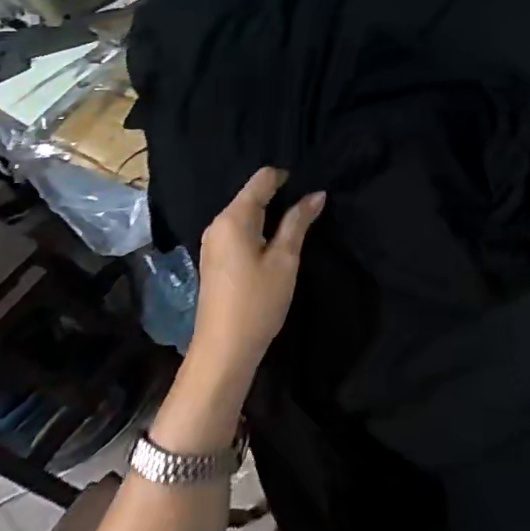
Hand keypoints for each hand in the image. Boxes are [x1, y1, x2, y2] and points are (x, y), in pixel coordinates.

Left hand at [191, 167, 325, 378]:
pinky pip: (240, 230)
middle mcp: (218, 223)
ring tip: (299, 223)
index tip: (311, 186)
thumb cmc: (257, 302)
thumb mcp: (285, 259)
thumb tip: (316, 193)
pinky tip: (277, 243)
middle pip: (253, 194)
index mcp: (233, 218)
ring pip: (247, 213)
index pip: (262, 179)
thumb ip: (299, 222)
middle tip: (310, 206)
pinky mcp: (215, 259)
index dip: (288, 178)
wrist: (223, 352)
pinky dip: (260, 229)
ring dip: (271, 214)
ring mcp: (213, 242)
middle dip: (281, 195)